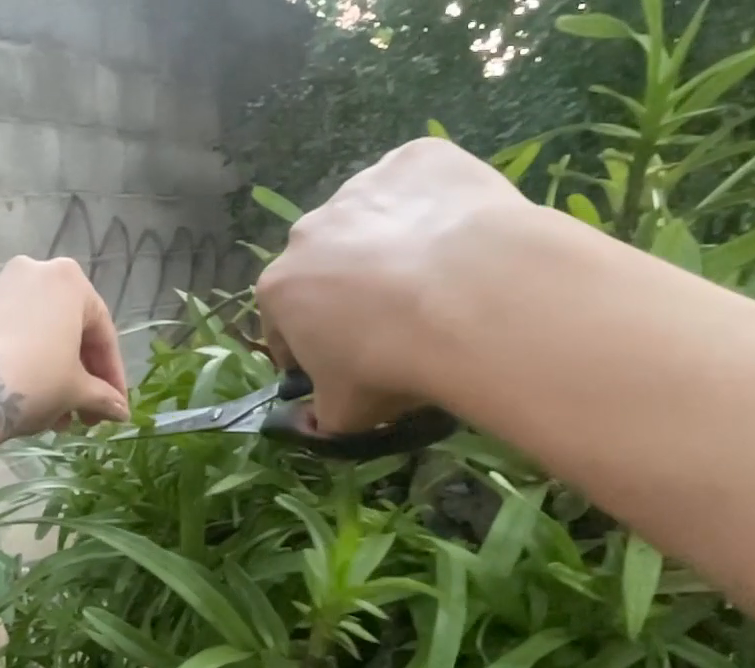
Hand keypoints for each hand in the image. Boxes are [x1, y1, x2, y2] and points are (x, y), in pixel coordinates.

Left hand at [0, 256, 130, 439]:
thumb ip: (103, 397)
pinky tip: (31, 403)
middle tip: (87, 417)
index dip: (113, 376)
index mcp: (68, 280)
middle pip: (70, 333)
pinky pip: (14, 339)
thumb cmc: (35, 380)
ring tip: (59, 420)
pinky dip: (29, 367)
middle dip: (82, 379)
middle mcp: (34, 274)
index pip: (103, 334)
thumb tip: (121, 412)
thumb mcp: (76, 391)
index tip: (117, 407)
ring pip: (41, 338)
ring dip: (56, 378)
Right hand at [256, 138, 534, 433]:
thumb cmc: (391, 363)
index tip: (341, 364)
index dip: (309, 348)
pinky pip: (419, 185)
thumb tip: (313, 423)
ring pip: (370, 221)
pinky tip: (460, 238)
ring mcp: (361, 186)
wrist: (477, 299)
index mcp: (277, 289)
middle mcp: (306, 231)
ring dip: (387, 246)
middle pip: (323, 266)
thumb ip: (319, 419)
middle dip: (346, 292)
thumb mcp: (344, 415)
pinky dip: (432, 206)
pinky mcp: (418, 157)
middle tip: (393, 323)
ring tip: (436, 279)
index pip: (283, 323)